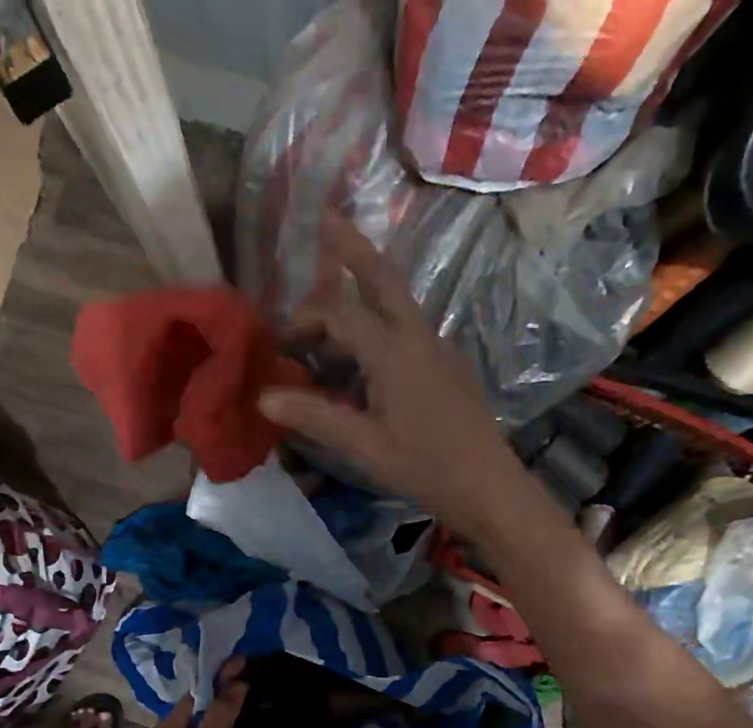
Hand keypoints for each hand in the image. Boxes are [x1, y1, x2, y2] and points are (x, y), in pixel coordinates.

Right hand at [257, 214, 528, 541]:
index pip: (340, 314)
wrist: (488, 485)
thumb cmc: (425, 466)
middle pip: (383, 279)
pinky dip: (382, 329)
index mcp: (394, 352)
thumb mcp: (363, 445)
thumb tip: (264, 397)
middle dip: (353, 247)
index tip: (283, 344)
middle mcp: (419, 338)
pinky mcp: (450, 367)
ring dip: (365, 297)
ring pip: (398, 306)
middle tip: (327, 216)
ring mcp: (440, 349)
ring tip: (333, 322)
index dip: (305, 320)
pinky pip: (410, 333)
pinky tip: (369, 363)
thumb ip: (314, 416)